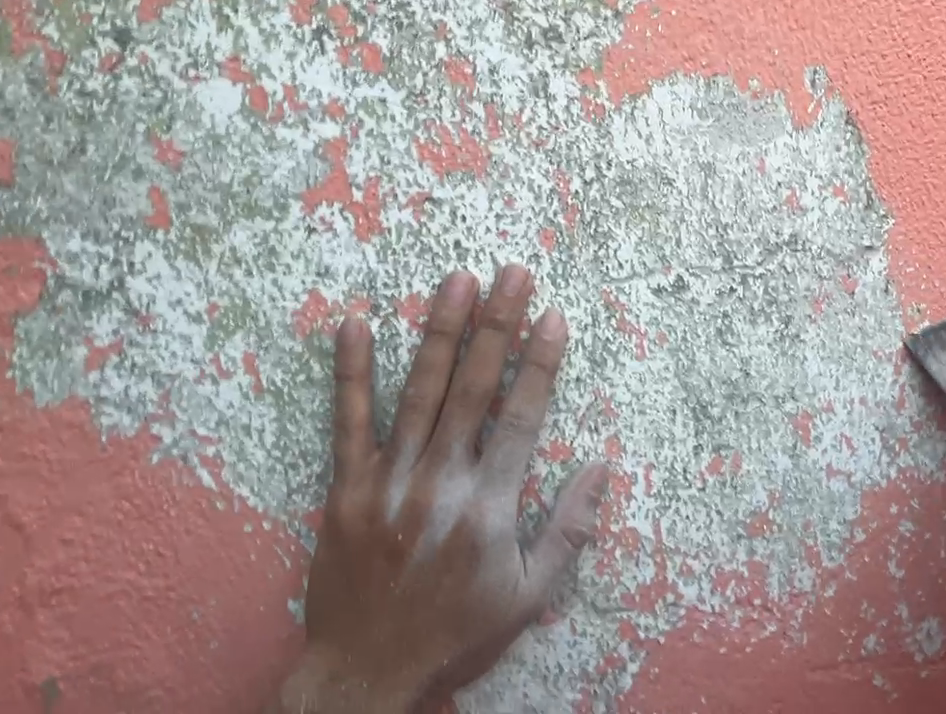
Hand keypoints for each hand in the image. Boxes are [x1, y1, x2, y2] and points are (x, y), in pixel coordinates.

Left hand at [272, 265, 608, 713]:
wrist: (364, 680)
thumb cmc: (457, 633)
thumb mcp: (531, 596)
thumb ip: (570, 528)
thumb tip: (602, 465)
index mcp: (490, 507)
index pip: (522, 416)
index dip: (540, 362)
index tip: (553, 315)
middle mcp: (441, 482)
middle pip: (475, 388)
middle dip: (497, 325)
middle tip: (512, 272)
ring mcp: (388, 482)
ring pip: (419, 392)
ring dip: (440, 331)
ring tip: (457, 280)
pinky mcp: (344, 490)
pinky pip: (347, 423)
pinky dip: (351, 372)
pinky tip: (354, 324)